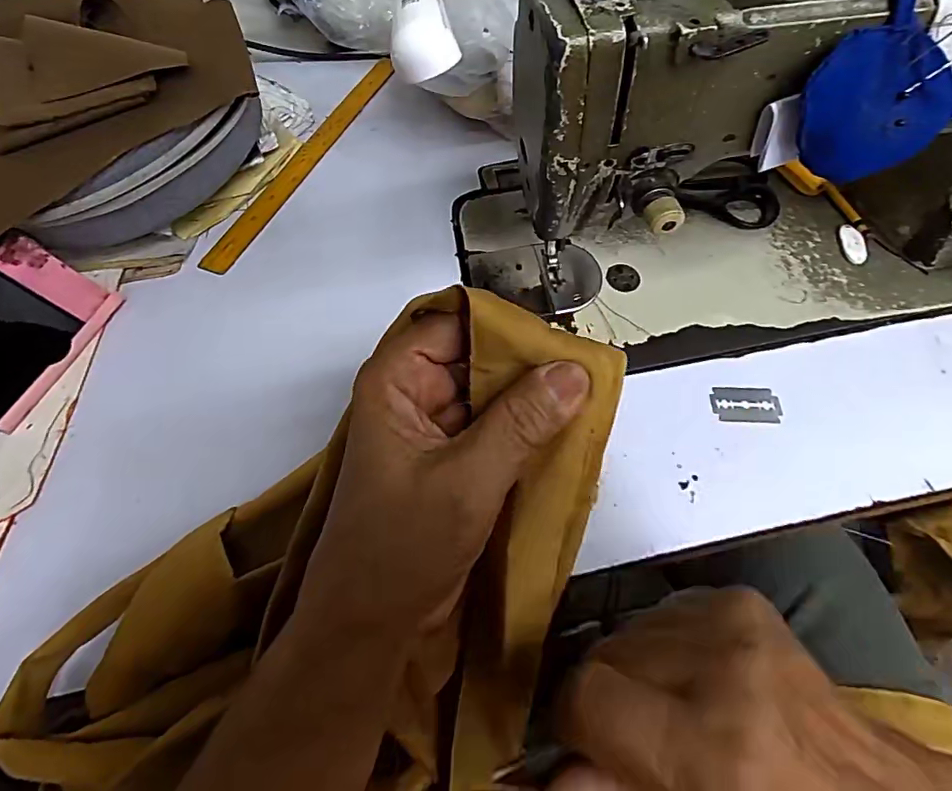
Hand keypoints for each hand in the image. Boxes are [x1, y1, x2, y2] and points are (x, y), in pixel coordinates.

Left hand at [295, 311, 591, 636]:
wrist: (372, 627)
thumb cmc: (394, 553)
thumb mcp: (465, 481)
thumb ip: (521, 424)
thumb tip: (570, 375)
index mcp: (395, 382)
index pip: (454, 323)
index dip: (503, 325)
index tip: (552, 336)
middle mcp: (412, 395)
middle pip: (476, 354)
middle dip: (525, 362)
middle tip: (577, 367)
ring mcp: (434, 427)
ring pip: (491, 389)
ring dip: (530, 394)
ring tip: (578, 394)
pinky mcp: (454, 458)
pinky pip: (497, 424)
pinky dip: (526, 425)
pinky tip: (560, 429)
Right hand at [552, 588, 951, 790]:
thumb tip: (545, 774)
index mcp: (714, 744)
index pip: (588, 693)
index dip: (568, 726)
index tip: (577, 751)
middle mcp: (723, 665)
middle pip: (605, 653)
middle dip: (601, 700)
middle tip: (626, 740)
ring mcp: (737, 620)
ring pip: (630, 626)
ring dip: (632, 670)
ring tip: (666, 712)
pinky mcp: (745, 600)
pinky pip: (664, 611)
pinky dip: (661, 645)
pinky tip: (691, 680)